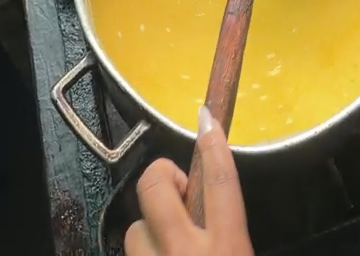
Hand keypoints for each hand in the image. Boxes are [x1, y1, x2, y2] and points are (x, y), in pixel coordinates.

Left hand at [125, 107, 254, 255]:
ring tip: (165, 244)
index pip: (219, 181)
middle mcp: (184, 252)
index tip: (207, 118)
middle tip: (178, 193)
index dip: (212, 145)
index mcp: (226, 249)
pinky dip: (143, 253)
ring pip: (135, 226)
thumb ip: (230, 236)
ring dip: (149, 229)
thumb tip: (214, 212)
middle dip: (162, 176)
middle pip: (156, 185)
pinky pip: (129, 253)